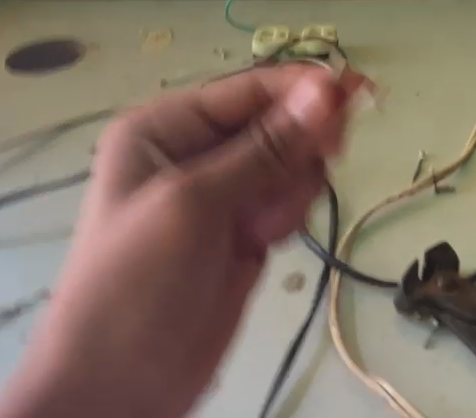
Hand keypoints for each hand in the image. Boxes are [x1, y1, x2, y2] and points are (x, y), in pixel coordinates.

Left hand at [0, 65, 350, 417]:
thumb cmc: (135, 287)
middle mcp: (197, 148)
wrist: (114, 396)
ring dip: (292, 189)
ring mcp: (224, 189)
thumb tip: (329, 88)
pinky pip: (292, 195)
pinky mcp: (247, 224)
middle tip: (325, 161)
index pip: (254, 89)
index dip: (307, 89)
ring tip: (261, 229)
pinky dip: (290, 212)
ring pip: (295, 158)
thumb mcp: (196, 204)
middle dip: (299, 147)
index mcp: (168, 127)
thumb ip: (267, 146)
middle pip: (283, 120)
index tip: (360, 93)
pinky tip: (264, 242)